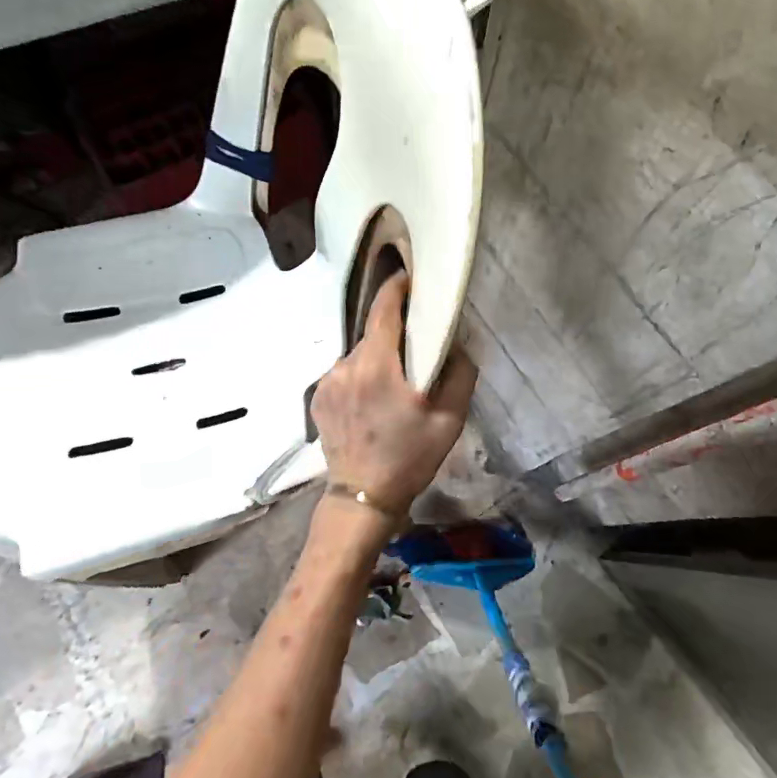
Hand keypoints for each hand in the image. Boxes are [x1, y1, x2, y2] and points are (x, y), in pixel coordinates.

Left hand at [311, 271, 477, 524]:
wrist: (363, 498)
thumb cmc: (410, 458)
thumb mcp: (450, 419)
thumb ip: (459, 373)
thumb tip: (455, 343)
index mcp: (378, 366)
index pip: (384, 309)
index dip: (398, 288)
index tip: (411, 279)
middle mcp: (346, 366)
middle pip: (373, 333)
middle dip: (393, 334)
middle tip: (414, 350)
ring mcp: (327, 382)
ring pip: (358, 355)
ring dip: (376, 360)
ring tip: (391, 386)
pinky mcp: (317, 398)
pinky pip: (344, 374)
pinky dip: (359, 378)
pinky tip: (370, 403)